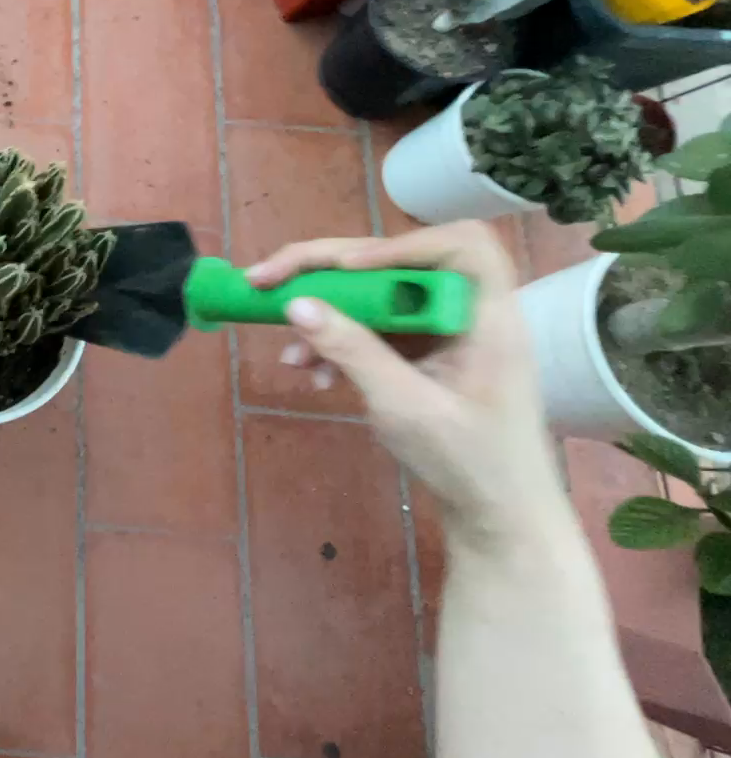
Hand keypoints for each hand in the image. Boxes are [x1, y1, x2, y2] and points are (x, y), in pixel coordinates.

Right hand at [247, 223, 564, 548]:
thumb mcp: (404, 406)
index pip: (458, 246)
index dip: (397, 246)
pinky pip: (364, 328)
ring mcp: (436, 333)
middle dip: (322, 269)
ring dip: (320, 314)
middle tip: (262, 280)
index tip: (341, 270)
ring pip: (368, 295)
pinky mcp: (416, 353)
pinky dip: (330, 343)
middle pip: (390, 262)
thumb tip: (294, 305)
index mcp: (484, 318)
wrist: (495, 512)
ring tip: (288, 353)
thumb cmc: (467, 460)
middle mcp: (460, 313)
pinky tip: (311, 374)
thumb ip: (352, 351)